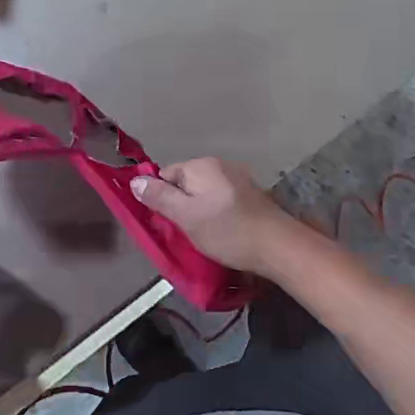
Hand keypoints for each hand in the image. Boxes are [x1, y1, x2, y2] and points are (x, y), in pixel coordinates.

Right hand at [130, 157, 302, 274]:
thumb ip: (159, 197)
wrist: (280, 248)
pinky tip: (222, 233)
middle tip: (184, 232)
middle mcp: (220, 166)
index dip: (161, 198)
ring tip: (203, 235)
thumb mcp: (186, 216)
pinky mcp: (250, 196)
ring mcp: (238, 180)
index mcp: (201, 166)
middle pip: (184, 183)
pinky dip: (216, 215)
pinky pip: (220, 201)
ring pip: (203, 194)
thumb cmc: (228, 232)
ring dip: (198, 212)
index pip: (166, 175)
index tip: (167, 222)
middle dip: (180, 206)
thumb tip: (135, 181)